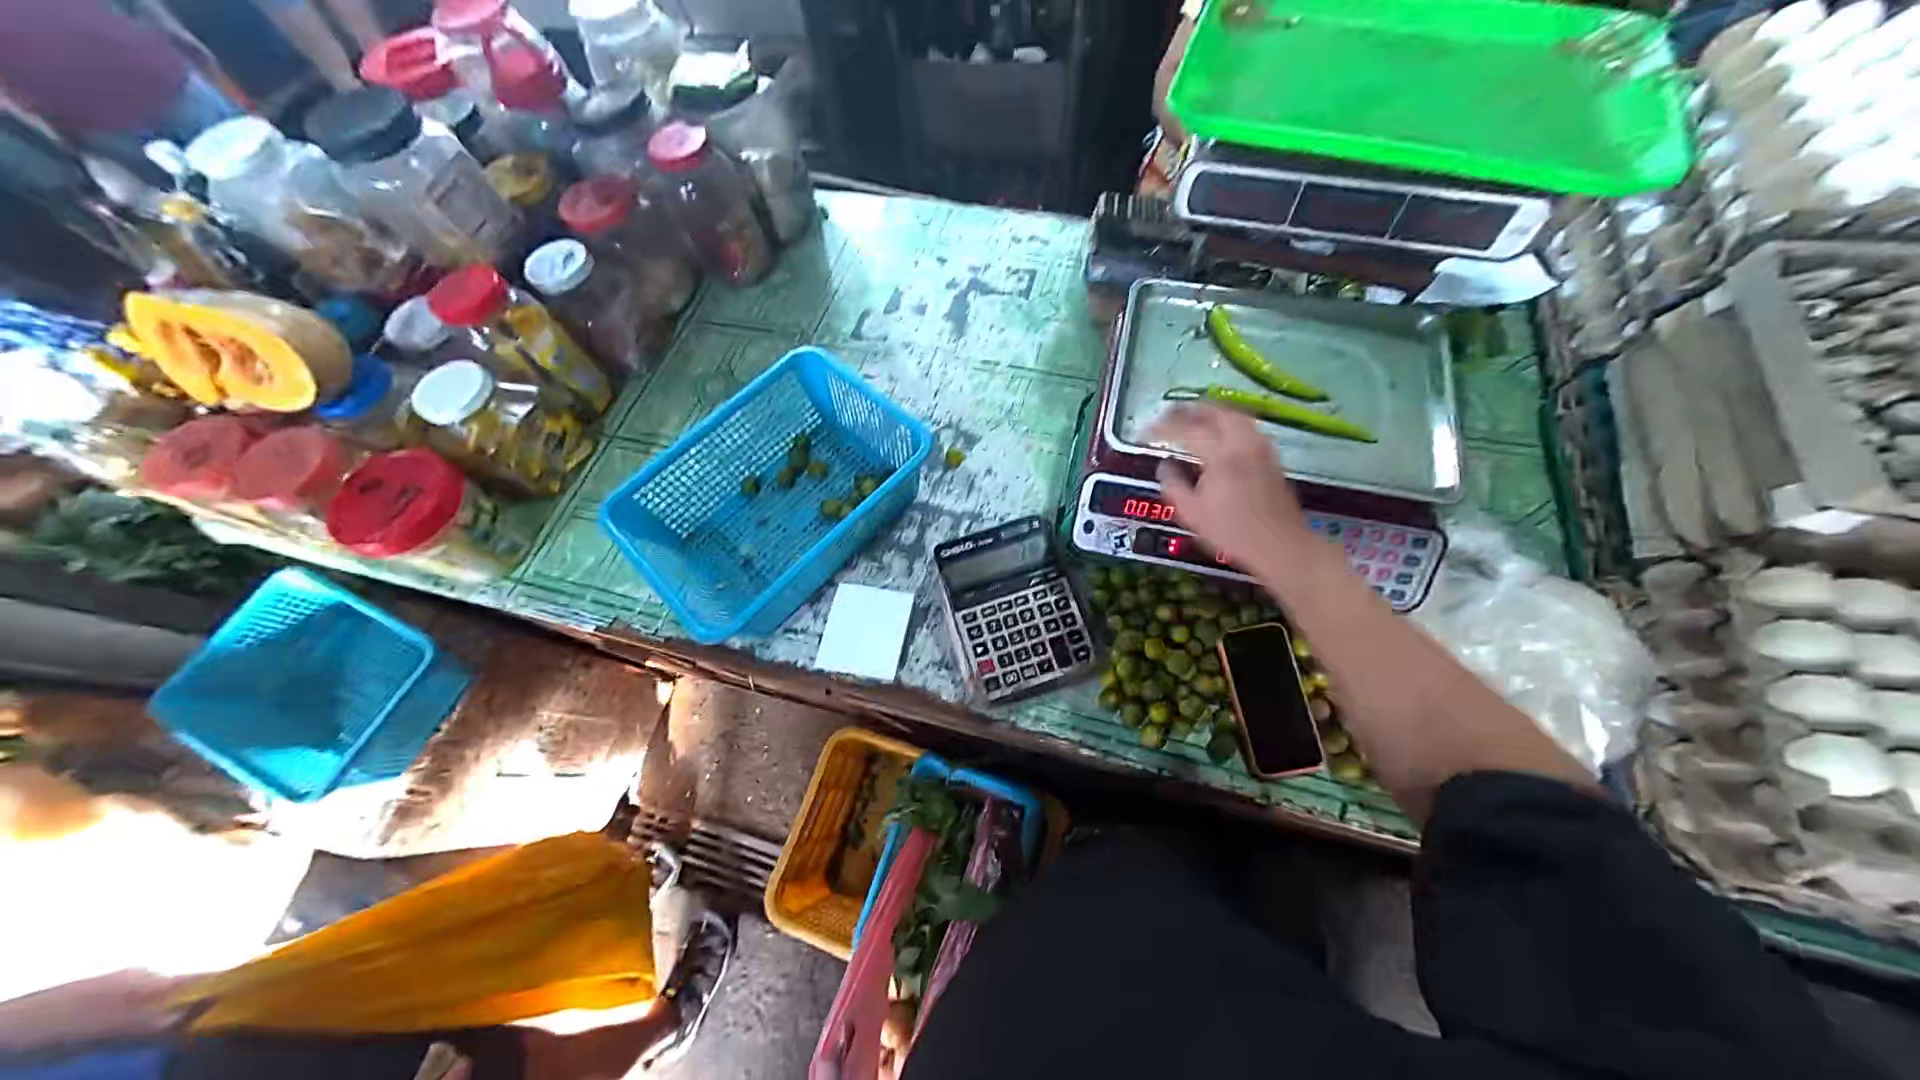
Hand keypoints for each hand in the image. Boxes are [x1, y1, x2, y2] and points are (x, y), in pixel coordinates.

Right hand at [1149, 404, 1311, 569]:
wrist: (1280, 545)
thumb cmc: (1232, 533)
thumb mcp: (1191, 513)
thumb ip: (1173, 485)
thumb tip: (1164, 467)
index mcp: (1220, 454)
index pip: (1185, 429)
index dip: (1161, 427)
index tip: (1145, 432)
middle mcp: (1243, 443)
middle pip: (1214, 411)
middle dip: (1188, 410)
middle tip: (1169, 415)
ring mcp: (1261, 448)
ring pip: (1234, 415)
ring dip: (1210, 413)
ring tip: (1193, 420)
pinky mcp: (1270, 457)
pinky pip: (1246, 427)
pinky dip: (1227, 423)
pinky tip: (1219, 437)